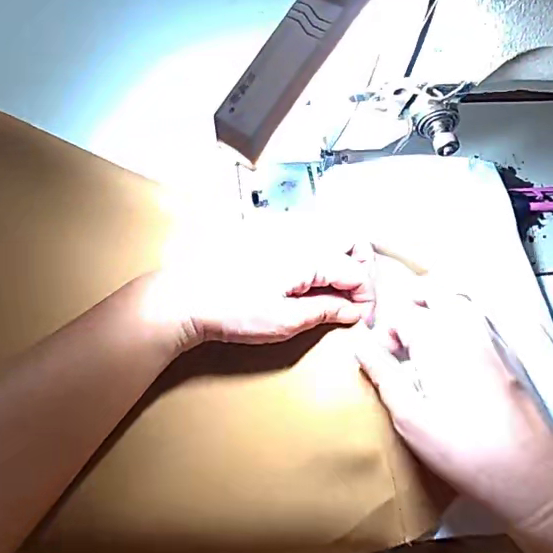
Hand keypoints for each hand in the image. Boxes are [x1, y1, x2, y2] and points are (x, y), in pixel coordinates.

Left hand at [143, 223, 374, 349]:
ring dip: (342, 259)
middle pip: (352, 239)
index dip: (366, 298)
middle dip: (362, 267)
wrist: (186, 298)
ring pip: (331, 234)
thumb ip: (325, 311)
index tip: (360, 318)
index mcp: (308, 256)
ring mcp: (283, 231)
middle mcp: (300, 235)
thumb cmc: (230, 310)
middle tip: (354, 298)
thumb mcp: (285, 321)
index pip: (358, 271)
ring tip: (334, 291)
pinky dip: (320, 255)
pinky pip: (308, 236)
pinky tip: (308, 280)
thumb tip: (352, 311)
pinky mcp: (268, 235)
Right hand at [353, 276, 552, 532]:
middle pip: (434, 291)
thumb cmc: (463, 449)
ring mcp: (494, 335)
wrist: (531, 471)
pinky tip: (456, 353)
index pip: (401, 313)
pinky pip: (481, 316)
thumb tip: (360, 345)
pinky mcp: (511, 351)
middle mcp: (467, 325)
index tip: (382, 361)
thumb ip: (382, 375)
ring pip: (460, 298)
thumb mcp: (410, 418)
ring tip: (424, 342)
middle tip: (401, 341)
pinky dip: (461, 318)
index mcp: (438, 337)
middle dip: (411, 306)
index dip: (384, 333)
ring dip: (437, 308)